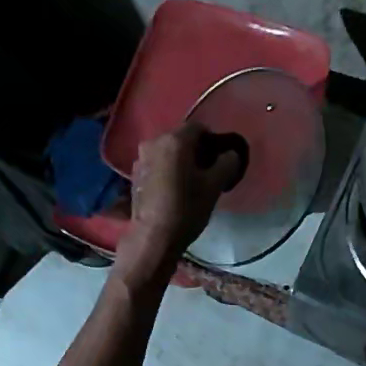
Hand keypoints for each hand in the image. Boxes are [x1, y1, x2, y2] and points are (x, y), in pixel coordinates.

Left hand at [121, 123, 243, 278]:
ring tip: (190, 182)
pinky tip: (173, 190)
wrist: (154, 237)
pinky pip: (156, 165)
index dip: (212, 140)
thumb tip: (231, 154)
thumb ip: (227, 164)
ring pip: (167, 153)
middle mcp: (153, 142)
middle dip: (195, 151)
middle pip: (180, 139)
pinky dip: (167, 171)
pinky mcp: (134, 176)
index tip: (220, 159)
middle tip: (207, 171)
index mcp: (174, 141)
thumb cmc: (187, 209)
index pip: (199, 128)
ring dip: (179, 162)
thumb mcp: (214, 186)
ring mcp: (140, 159)